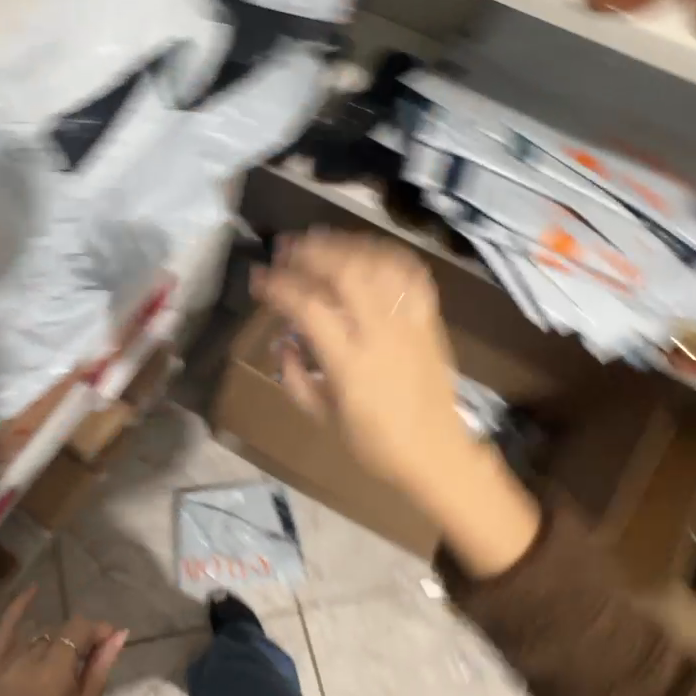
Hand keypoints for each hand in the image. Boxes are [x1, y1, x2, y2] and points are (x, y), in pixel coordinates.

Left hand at [0, 586, 128, 695]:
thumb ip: (100, 667)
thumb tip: (120, 633)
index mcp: (53, 673)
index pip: (78, 631)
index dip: (97, 631)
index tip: (112, 640)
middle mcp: (26, 662)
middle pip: (60, 635)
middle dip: (80, 640)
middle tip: (95, 658)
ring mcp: (6, 666)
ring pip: (39, 639)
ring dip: (56, 642)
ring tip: (70, 661)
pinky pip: (3, 634)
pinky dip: (16, 612)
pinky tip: (31, 591)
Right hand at [253, 230, 538, 577]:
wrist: (436, 454)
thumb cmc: (374, 443)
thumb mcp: (322, 418)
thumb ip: (295, 377)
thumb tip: (282, 343)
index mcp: (349, 364)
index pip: (308, 308)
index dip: (278, 287)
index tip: (258, 279)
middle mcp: (380, 335)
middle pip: (345, 274)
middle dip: (311, 254)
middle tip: (286, 249)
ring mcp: (409, 325)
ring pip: (379, 267)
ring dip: (346, 247)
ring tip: (320, 241)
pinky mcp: (430, 322)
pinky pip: (412, 276)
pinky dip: (387, 256)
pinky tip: (367, 252)